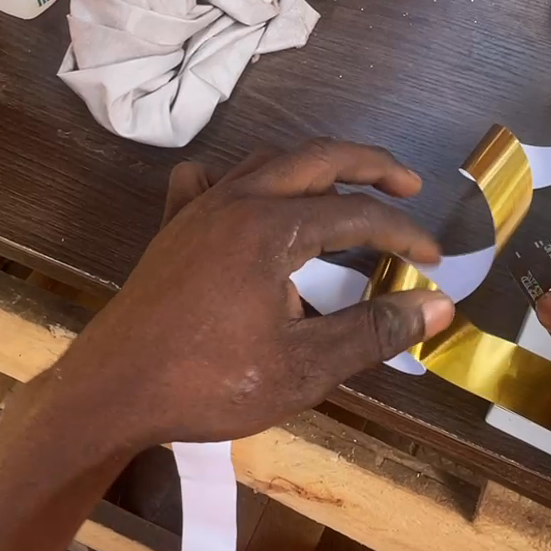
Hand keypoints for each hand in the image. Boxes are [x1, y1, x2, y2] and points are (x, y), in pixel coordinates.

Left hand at [37, 140, 455, 450]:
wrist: (112, 392)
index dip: (404, 233)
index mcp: (272, 228)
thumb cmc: (209, 384)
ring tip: (345, 189)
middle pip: (317, 158)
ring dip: (314, 166)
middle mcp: (237, 200)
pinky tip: (249, 198)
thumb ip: (373, 331)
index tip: (436, 260)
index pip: (357, 216)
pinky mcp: (173, 226)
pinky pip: (211, 180)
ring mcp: (199, 208)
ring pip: (268, 161)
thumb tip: (438, 306)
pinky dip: (242, 178)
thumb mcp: (304, 368)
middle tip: (407, 186)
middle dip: (370, 165)